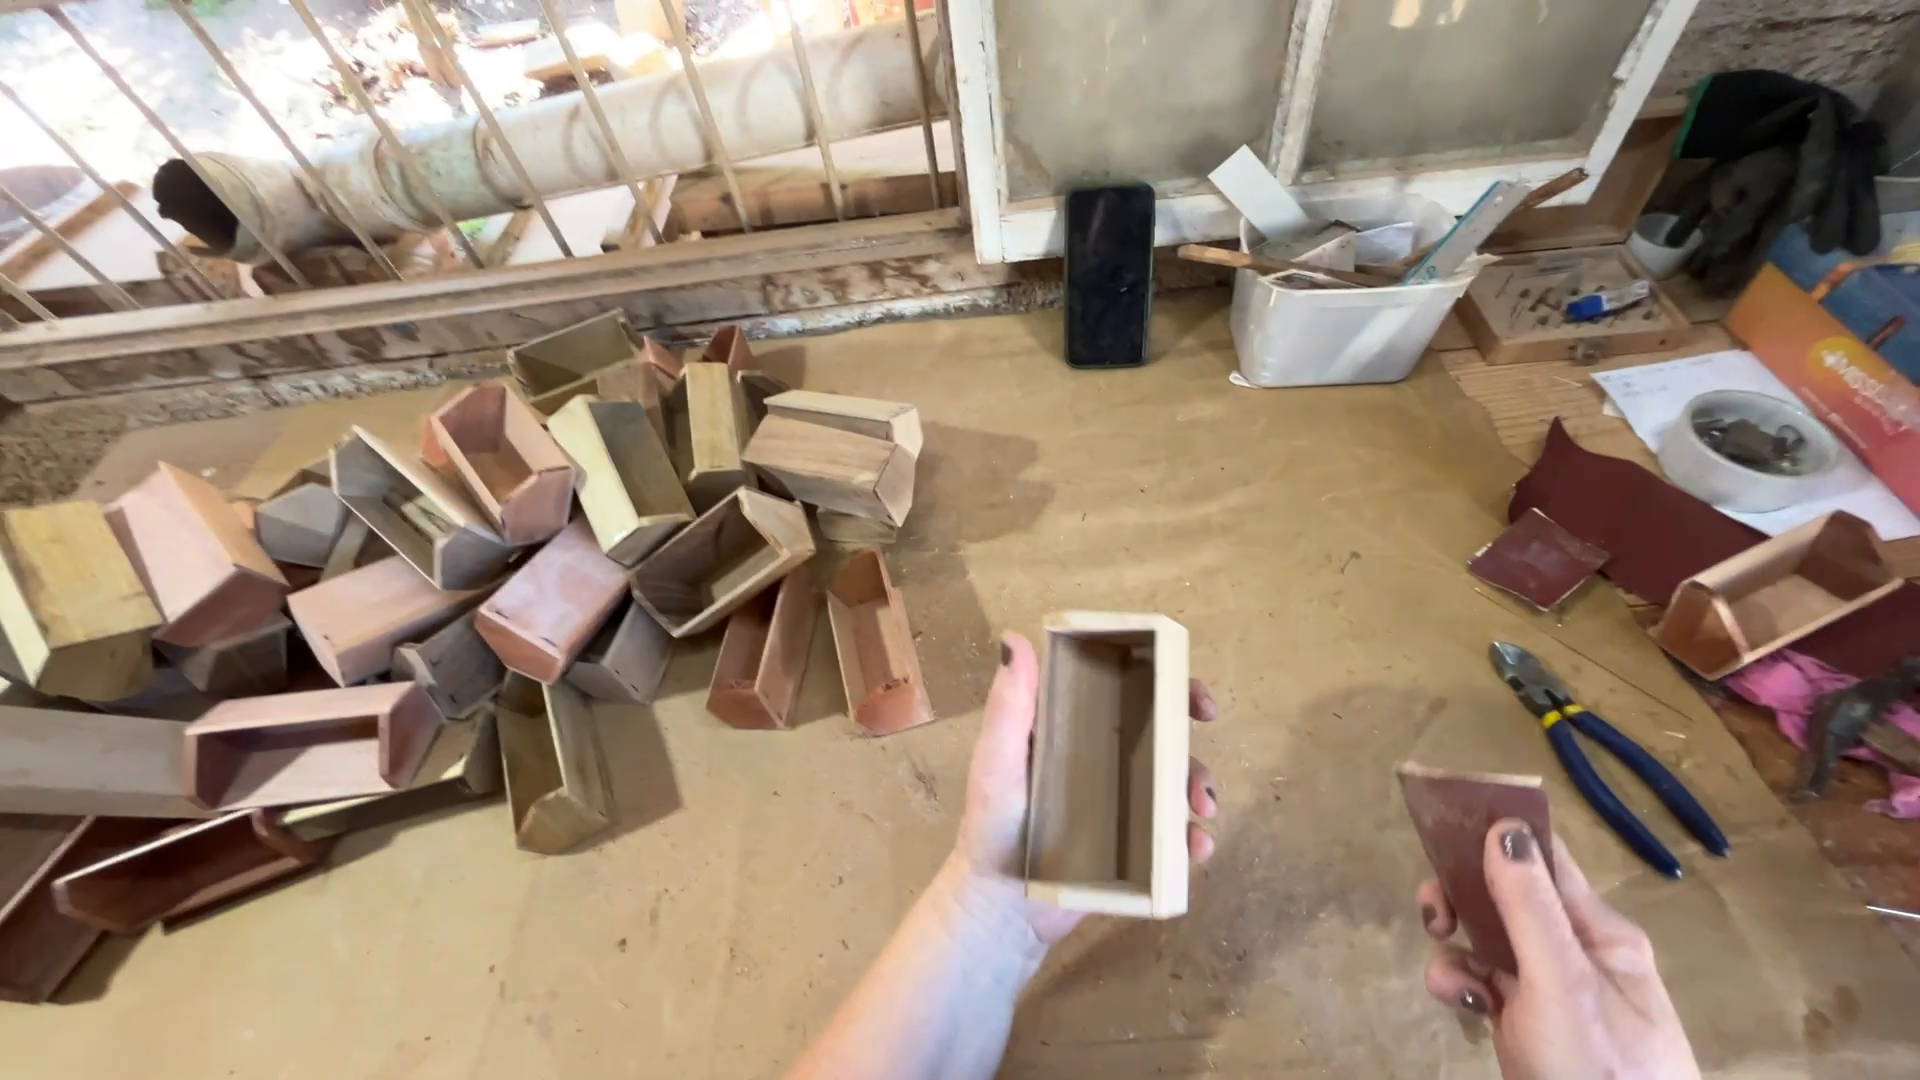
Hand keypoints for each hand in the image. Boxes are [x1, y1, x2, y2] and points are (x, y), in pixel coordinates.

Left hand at [942, 631, 1218, 948]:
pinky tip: (1194, 849)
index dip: (1161, 680)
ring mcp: (1117, 800)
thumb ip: (1008, 706)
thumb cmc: (993, 826)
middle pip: (1158, 729)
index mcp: (1070, 727)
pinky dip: (1191, 836)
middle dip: (1190, 736)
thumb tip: (1015, 638)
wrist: (1003, 906)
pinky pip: (1172, 832)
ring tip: (1200, 811)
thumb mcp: (996, 761)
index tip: (1190, 692)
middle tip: (1203, 749)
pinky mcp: (1129, 843)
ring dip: (1197, 785)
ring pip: (1172, 778)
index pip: (1120, 687)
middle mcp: (1099, 755)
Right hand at [1417, 821, 1700, 1079]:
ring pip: (1481, 934)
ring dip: (1451, 945)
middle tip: (1432, 911)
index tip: (1444, 823)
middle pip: (1501, 893)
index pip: (1544, 858)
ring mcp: (1547, 985)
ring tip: (1446, 976)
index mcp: (1599, 933)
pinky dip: (1458, 982)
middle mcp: (1573, 950)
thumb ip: (1529, 907)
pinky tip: (1459, 1005)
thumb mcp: (1561, 985)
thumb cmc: (1599, 1070)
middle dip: (1459, 896)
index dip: (1497, 832)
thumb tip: (1504, 825)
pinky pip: (1477, 976)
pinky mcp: (1521, 1016)